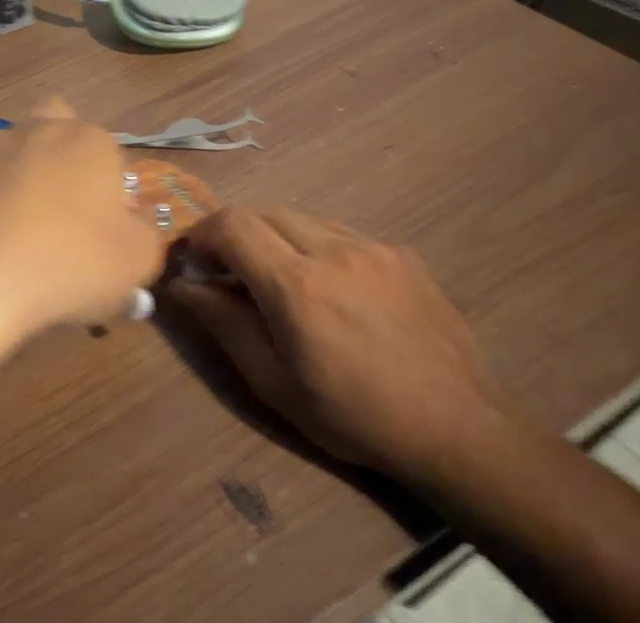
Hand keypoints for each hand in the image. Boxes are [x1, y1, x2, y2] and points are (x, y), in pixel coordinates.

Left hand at [0, 97, 162, 360]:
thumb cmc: (67, 266)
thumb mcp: (137, 261)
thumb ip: (145, 234)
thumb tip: (131, 224)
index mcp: (88, 140)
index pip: (111, 156)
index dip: (114, 194)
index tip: (107, 235)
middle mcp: (33, 130)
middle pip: (55, 129)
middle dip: (61, 159)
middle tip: (62, 214)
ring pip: (8, 156)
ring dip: (15, 183)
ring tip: (14, 239)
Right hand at [164, 208, 507, 477]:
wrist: (457, 429)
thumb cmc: (353, 416)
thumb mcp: (273, 381)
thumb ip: (223, 323)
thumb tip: (182, 283)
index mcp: (297, 285)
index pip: (232, 225)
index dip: (203, 235)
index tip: (196, 264)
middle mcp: (335, 250)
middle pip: (263, 211)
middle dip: (234, 233)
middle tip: (228, 273)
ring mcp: (374, 247)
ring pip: (302, 218)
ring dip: (275, 238)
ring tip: (279, 282)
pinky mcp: (403, 253)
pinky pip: (342, 233)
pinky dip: (316, 247)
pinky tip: (330, 289)